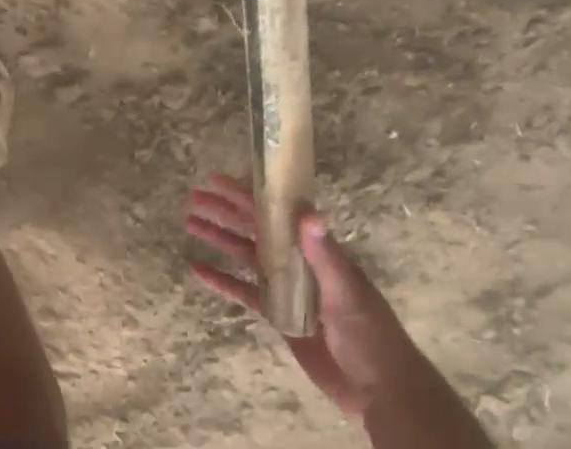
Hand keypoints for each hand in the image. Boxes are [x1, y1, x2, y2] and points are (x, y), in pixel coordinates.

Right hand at [185, 173, 427, 416]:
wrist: (381, 391)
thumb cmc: (370, 337)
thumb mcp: (347, 294)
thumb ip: (325, 256)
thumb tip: (308, 212)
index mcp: (317, 253)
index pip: (277, 215)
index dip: (248, 196)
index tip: (218, 180)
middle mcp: (299, 264)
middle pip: (256, 231)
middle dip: (225, 212)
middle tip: (194, 198)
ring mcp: (288, 289)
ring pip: (246, 256)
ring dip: (219, 238)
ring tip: (190, 223)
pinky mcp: (279, 315)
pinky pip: (244, 291)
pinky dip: (222, 280)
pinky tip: (198, 270)